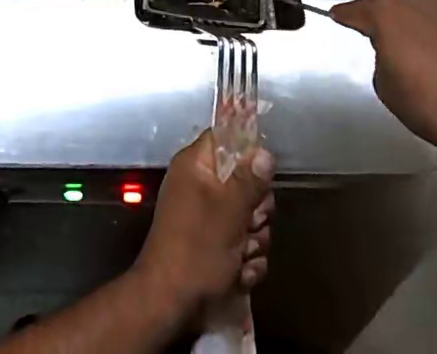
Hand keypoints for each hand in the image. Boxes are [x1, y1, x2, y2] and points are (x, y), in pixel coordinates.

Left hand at [130, 131, 274, 325]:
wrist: (173, 296)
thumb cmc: (197, 246)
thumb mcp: (228, 209)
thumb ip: (248, 179)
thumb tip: (264, 151)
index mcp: (196, 165)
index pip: (225, 139)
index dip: (248, 153)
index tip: (262, 176)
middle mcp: (200, 184)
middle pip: (246, 181)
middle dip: (256, 209)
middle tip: (249, 223)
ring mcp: (207, 213)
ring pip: (249, 216)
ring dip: (253, 240)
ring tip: (240, 254)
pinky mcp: (214, 241)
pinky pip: (244, 242)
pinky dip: (246, 259)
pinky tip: (239, 272)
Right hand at [332, 0, 436, 157]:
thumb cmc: (429, 106)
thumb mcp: (385, 84)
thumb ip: (381, 52)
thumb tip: (391, 47)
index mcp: (387, 14)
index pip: (355, 7)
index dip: (344, 15)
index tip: (340, 19)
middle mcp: (421, 2)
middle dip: (377, 2)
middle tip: (381, 26)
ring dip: (417, 14)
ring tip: (424, 42)